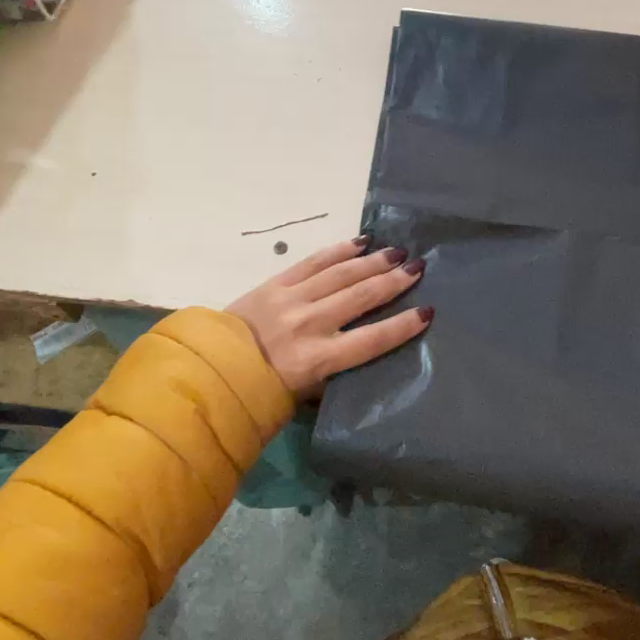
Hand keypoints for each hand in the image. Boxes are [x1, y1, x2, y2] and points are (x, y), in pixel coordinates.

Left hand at [226, 235, 430, 395]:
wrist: (212, 369)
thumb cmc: (260, 391)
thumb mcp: (303, 396)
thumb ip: (333, 374)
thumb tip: (361, 352)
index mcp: (317, 360)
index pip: (370, 341)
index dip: (401, 327)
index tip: (427, 312)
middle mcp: (309, 325)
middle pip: (360, 298)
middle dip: (393, 282)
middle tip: (418, 268)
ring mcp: (292, 300)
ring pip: (340, 274)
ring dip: (372, 262)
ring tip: (397, 252)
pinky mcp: (275, 283)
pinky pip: (313, 262)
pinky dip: (338, 251)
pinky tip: (360, 243)